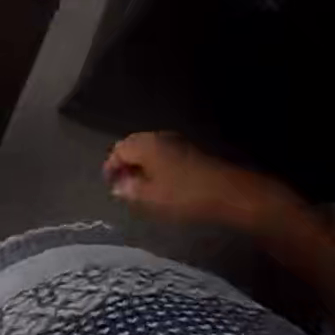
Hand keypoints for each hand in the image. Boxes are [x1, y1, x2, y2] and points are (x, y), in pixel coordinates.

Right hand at [104, 132, 310, 234]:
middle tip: (120, 184)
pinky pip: (163, 153)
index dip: (111, 166)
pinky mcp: (190, 150)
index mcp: (146, 144)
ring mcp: (176, 141)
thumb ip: (130, 190)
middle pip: (133, 145)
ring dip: (141, 164)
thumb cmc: (184, 195)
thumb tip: (117, 185)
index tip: (108, 184)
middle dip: (124, 163)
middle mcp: (159, 137)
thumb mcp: (151, 197)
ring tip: (138, 186)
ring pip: (150, 149)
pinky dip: (155, 165)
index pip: (119, 149)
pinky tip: (159, 183)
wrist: (227, 191)